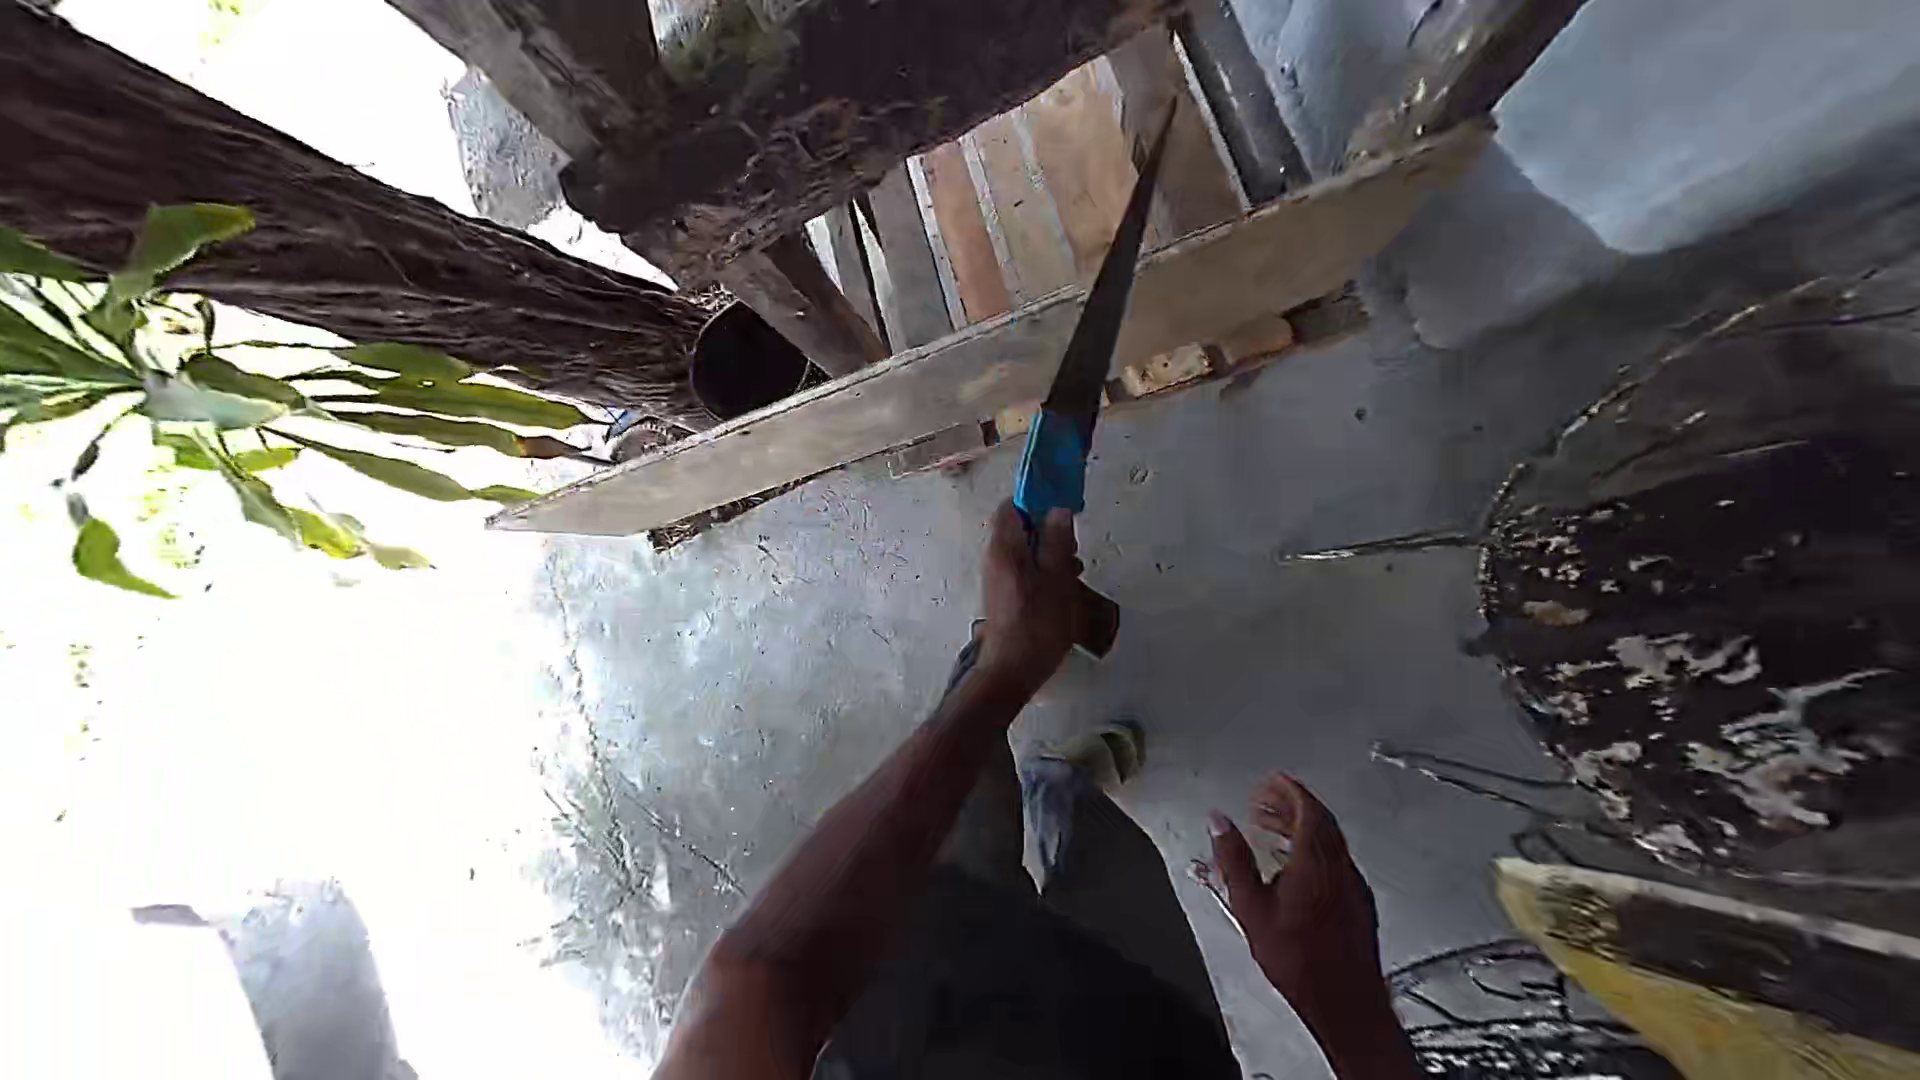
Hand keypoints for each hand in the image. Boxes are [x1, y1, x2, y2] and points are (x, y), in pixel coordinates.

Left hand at [976, 500, 1079, 694]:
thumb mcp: (1057, 577)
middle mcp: (995, 558)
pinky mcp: (1005, 595)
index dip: (1035, 500)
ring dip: (1049, 552)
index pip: (1011, 506)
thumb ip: (1057, 540)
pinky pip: (1024, 569)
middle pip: (1018, 527)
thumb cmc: (1037, 623)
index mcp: (1004, 548)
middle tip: (1072, 543)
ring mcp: (998, 578)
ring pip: (1024, 550)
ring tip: (1073, 568)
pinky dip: (1043, 570)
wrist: (1013, 669)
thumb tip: (1057, 510)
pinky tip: (1064, 586)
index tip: (1061, 507)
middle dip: (1047, 528)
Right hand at [1210, 775, 1411, 1075]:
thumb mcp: (1250, 904)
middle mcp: (1340, 869)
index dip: (1290, 789)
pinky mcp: (1358, 904)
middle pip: (1321, 822)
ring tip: (1271, 825)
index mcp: (1316, 862)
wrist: (1344, 1005)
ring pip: (1329, 841)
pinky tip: (1291, 861)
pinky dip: (1312, 846)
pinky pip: (1334, 859)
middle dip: (1292, 803)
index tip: (1274, 779)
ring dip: (1301, 825)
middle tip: (1267, 797)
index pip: (1309, 810)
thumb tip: (1218, 821)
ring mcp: (1353, 887)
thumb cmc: (1299, 960)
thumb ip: (1233, 857)